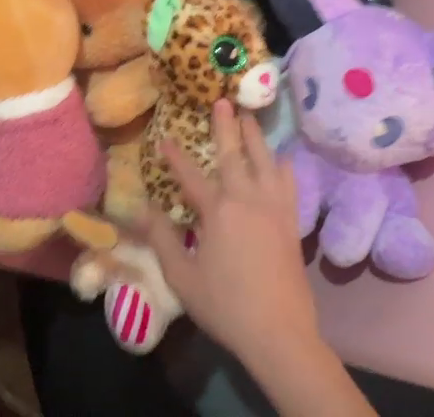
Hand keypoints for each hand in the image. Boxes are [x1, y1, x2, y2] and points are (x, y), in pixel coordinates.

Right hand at [135, 99, 320, 364]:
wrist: (279, 333)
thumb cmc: (225, 305)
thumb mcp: (181, 276)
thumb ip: (161, 239)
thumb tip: (142, 209)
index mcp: (217, 211)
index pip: (190, 174)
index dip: (175, 156)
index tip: (164, 138)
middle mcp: (247, 199)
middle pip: (234, 154)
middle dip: (225, 126)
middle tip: (222, 100)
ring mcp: (274, 208)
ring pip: (266, 161)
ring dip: (256, 137)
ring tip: (250, 117)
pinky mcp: (291, 222)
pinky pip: (288, 182)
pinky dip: (281, 164)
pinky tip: (280, 159)